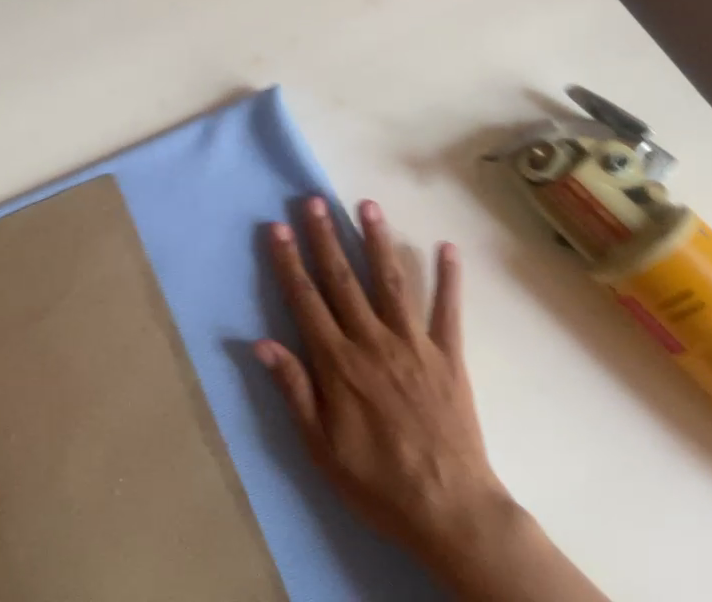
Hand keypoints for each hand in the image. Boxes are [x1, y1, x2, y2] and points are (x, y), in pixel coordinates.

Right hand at [255, 197, 512, 563]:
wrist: (449, 510)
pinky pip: (448, 311)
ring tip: (367, 206)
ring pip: (391, 283)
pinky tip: (446, 247)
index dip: (289, 263)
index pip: (305, 301)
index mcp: (337, 363)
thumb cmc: (375, 481)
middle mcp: (372, 343)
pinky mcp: (449, 358)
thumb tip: (262, 343)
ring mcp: (414, 346)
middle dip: (326, 238)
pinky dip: (448, 279)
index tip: (278, 229)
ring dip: (377, 242)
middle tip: (314, 201)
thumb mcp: (319, 445)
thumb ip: (294, 390)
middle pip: (343, 281)